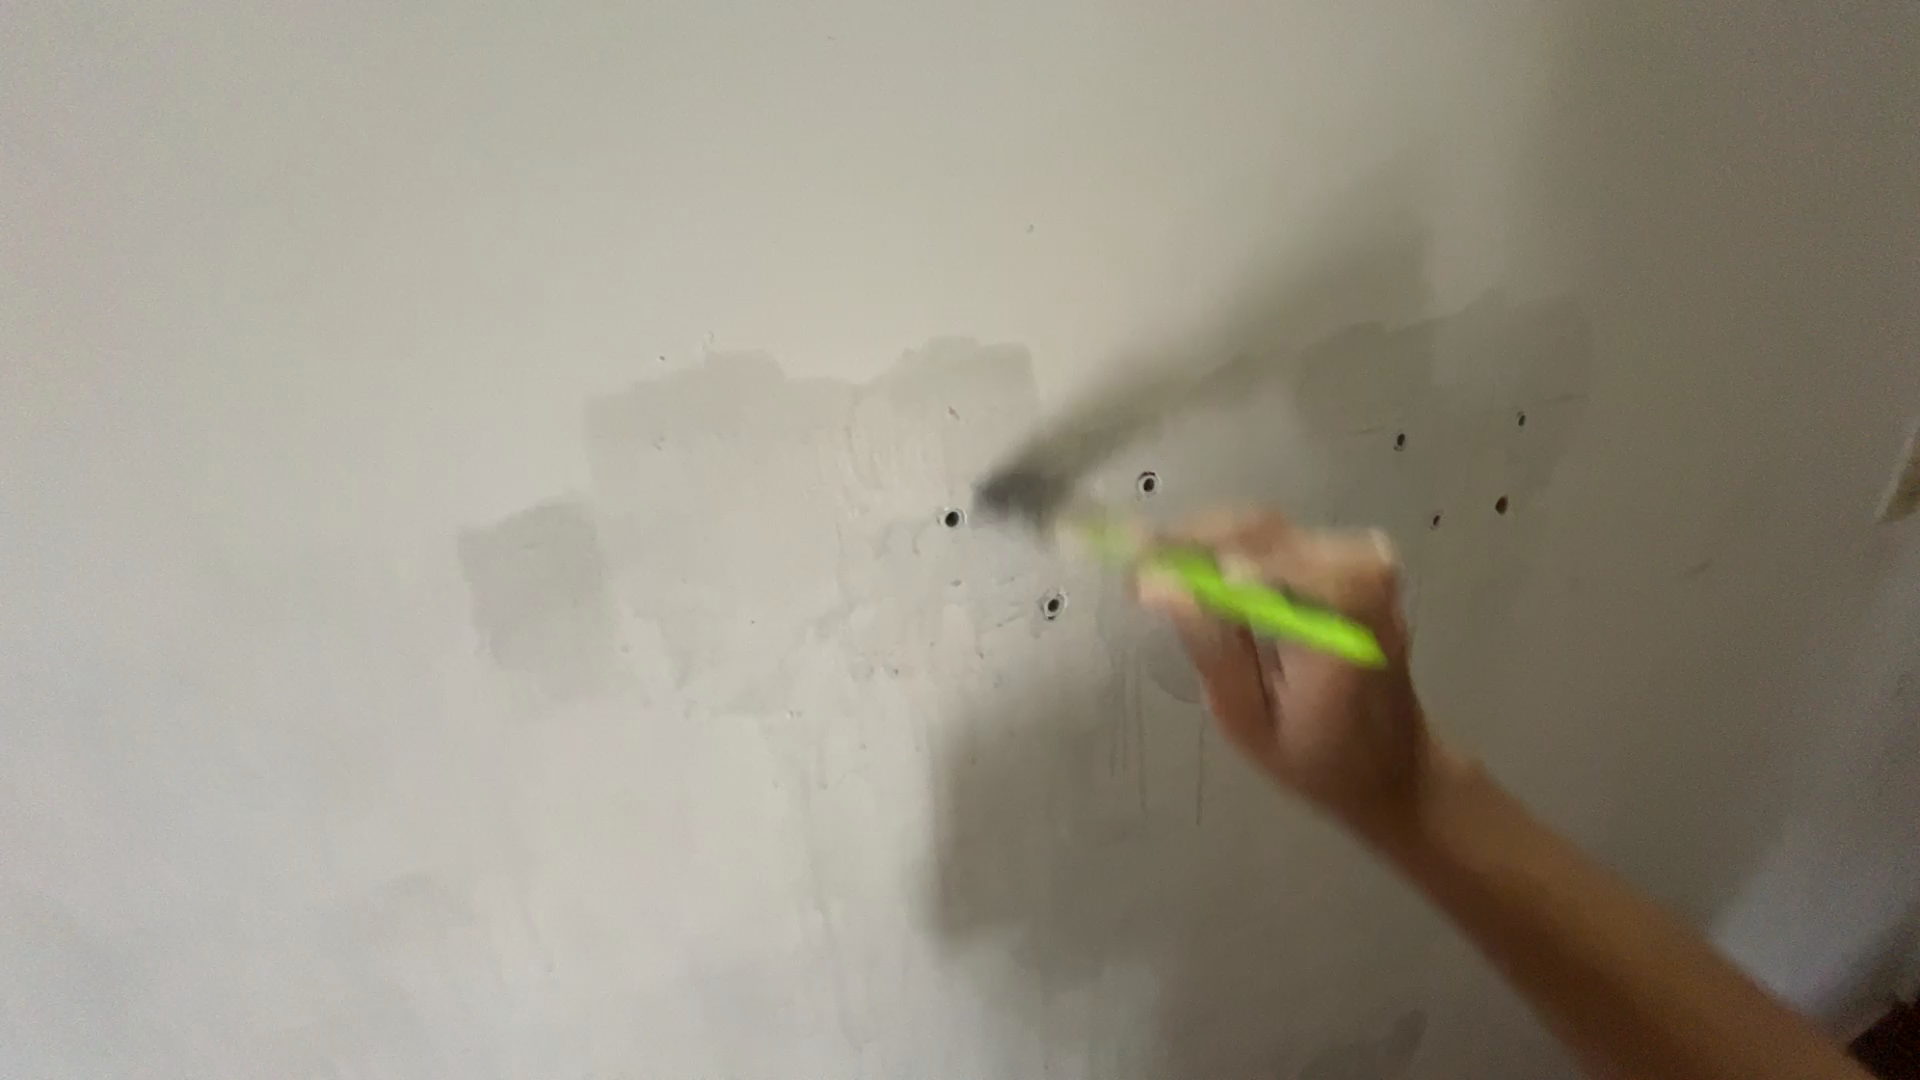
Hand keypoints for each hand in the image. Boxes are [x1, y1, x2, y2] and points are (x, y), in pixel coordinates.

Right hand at [1137, 509, 1441, 836]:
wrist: (1393, 762)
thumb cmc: (1317, 757)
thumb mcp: (1249, 720)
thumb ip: (1210, 649)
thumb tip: (1157, 585)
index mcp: (1344, 628)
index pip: (1264, 566)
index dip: (1194, 559)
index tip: (1134, 573)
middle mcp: (1363, 579)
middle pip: (1259, 531)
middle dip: (1186, 541)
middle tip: (1130, 562)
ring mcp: (1363, 561)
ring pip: (1262, 526)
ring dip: (1201, 542)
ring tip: (1153, 568)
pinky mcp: (1352, 557)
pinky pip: (1275, 536)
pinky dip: (1226, 545)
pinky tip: (1196, 568)